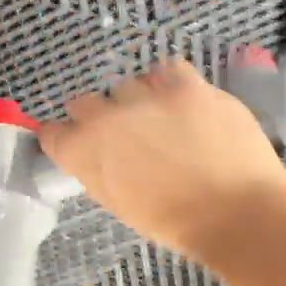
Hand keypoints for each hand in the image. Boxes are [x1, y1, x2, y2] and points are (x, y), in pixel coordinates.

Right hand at [39, 58, 285, 260]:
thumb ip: (93, 164)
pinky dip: (171, 79)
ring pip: (126, 85)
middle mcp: (101, 118)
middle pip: (83, 102)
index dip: (68, 137)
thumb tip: (96, 149)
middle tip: (124, 132)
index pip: (52, 130)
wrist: (234, 212)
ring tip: (160, 115)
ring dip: (136, 99)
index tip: (82, 144)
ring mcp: (143, 100)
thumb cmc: (166, 217)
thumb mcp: (109, 196)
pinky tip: (181, 97)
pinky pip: (170, 69)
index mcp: (76, 150)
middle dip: (98, 116)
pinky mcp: (187, 89)